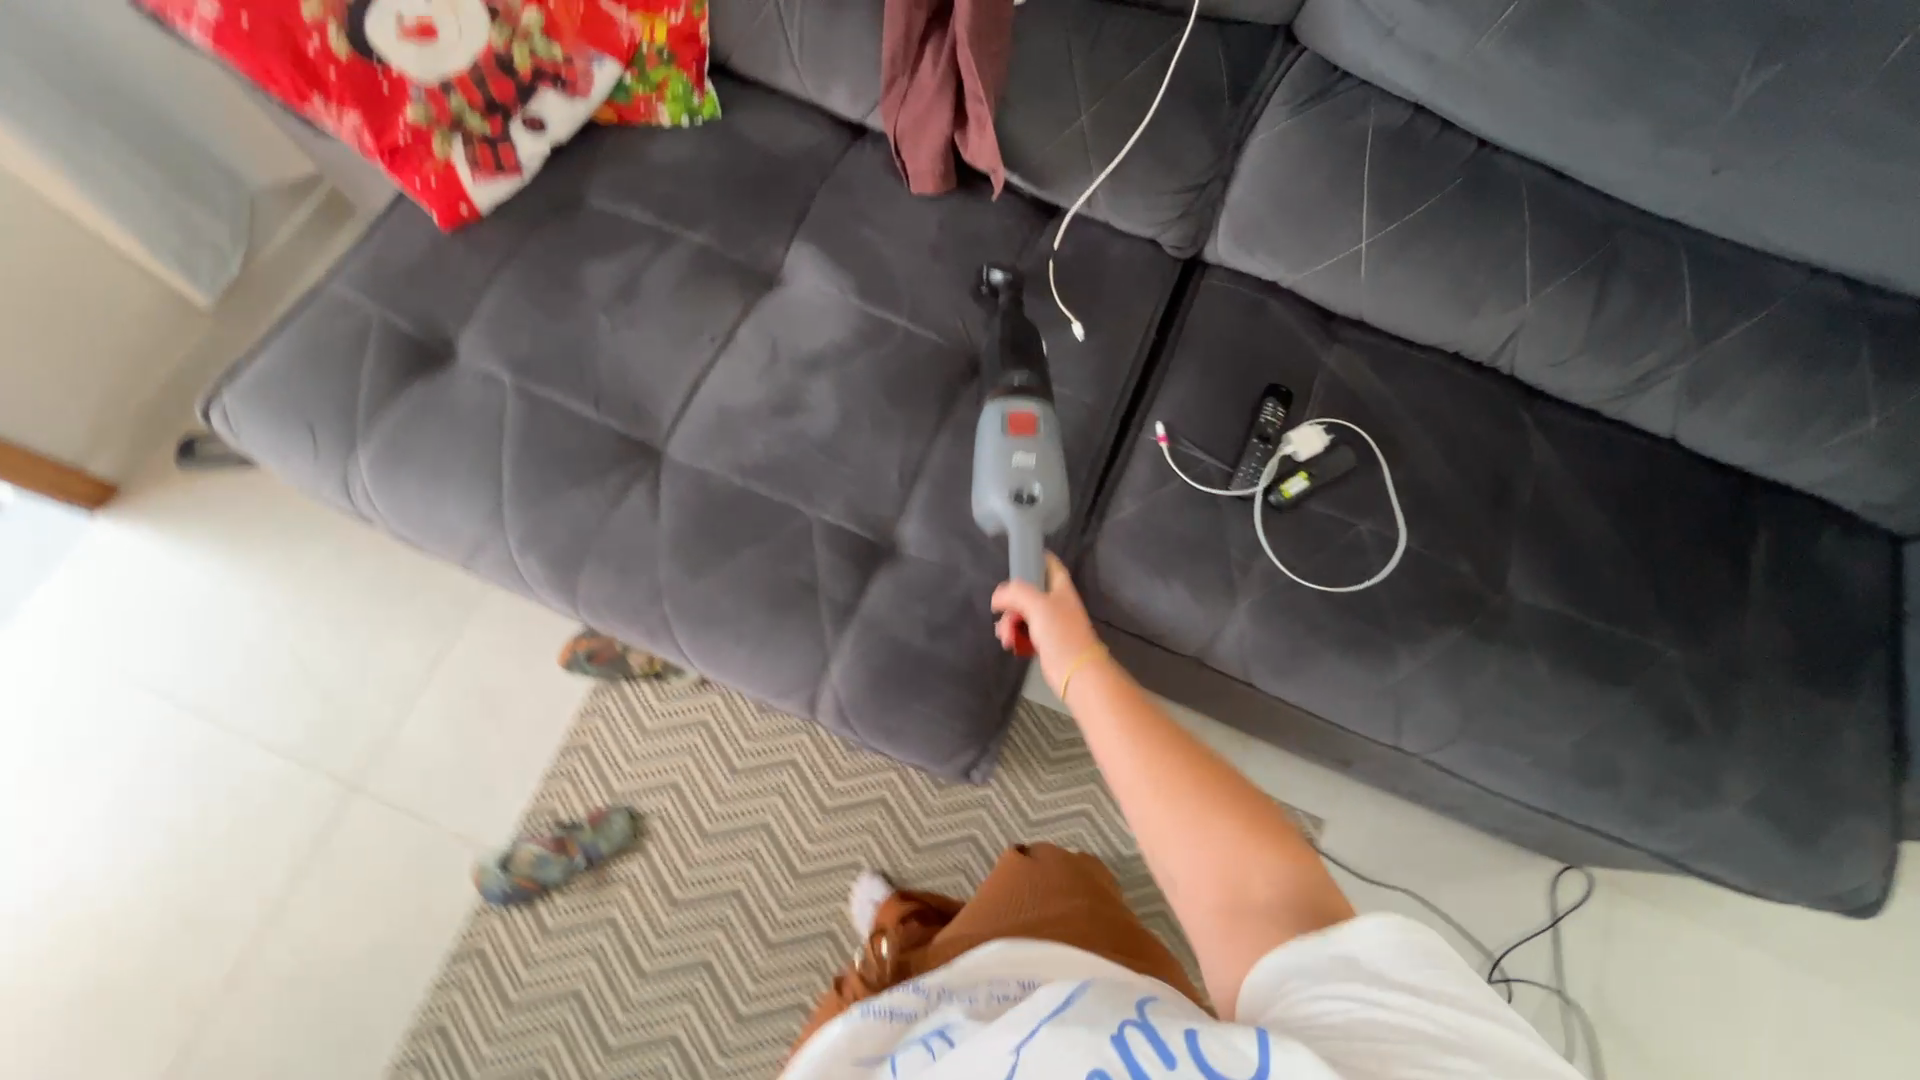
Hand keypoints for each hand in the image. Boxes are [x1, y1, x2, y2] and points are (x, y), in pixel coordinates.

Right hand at [991, 553, 1106, 694]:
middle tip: (1000, 611)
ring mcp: (1050, 622)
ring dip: (1008, 622)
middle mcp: (1055, 602)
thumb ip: (1016, 593)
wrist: (1075, 671)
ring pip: (1022, 613)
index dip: (1034, 558)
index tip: (1015, 561)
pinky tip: (1008, 643)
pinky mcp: (1044, 641)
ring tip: (1004, 636)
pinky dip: (1013, 635)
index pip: (1048, 564)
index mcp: (1060, 588)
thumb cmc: (1060, 633)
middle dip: (1010, 601)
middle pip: (1027, 591)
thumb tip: (997, 596)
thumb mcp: (1038, 605)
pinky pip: (1023, 631)